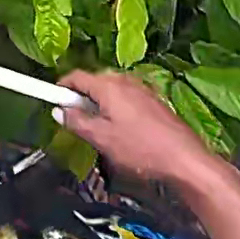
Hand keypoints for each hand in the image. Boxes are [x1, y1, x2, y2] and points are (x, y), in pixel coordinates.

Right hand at [57, 71, 237, 191]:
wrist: (187, 162)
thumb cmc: (142, 150)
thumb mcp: (102, 139)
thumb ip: (77, 122)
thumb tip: (59, 111)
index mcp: (108, 85)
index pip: (75, 76)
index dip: (60, 87)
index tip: (52, 99)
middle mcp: (124, 80)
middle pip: (93, 81)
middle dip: (81, 97)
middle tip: (76, 120)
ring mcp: (141, 88)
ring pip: (110, 90)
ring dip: (100, 103)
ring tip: (101, 129)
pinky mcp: (154, 100)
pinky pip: (126, 97)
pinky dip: (117, 107)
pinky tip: (123, 131)